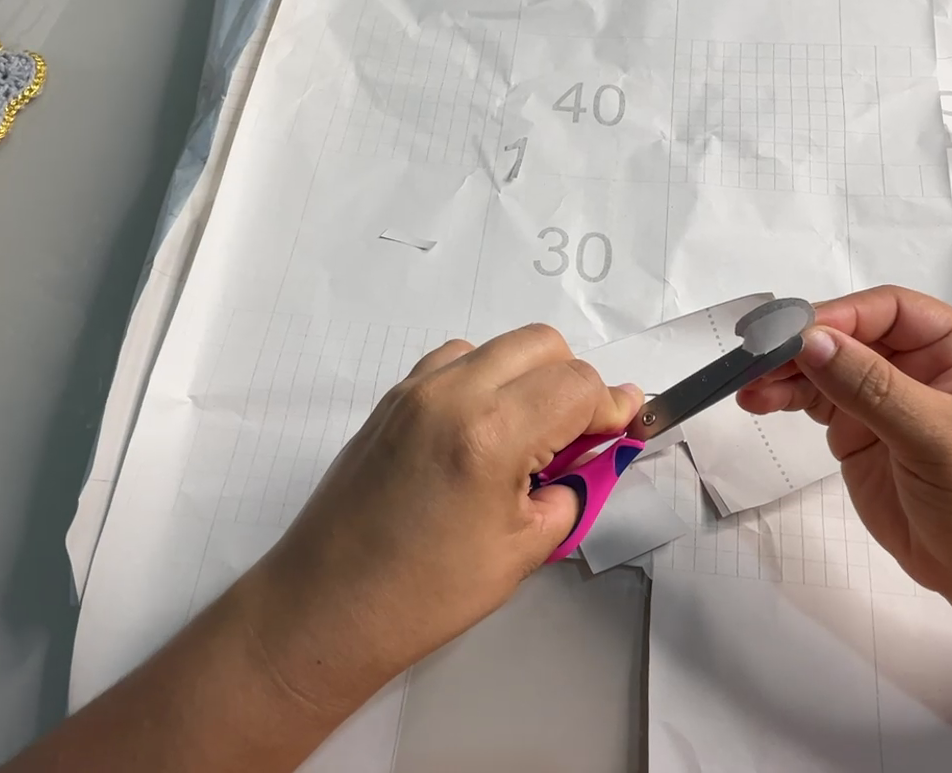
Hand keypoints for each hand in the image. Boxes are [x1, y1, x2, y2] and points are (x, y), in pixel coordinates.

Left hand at [239, 324, 642, 718]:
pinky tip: (481, 427)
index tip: (625, 427)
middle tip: (576, 436)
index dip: (611, 406)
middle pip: (544, 344)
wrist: (326, 607)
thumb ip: (574, 488)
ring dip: (528, 376)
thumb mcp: (525, 549)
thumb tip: (599, 451)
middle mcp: (453, 392)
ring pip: (500, 346)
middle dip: (573, 383)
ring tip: (525, 434)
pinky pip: (457, 360)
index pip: (578, 384)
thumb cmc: (426, 594)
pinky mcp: (393, 396)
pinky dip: (485, 378)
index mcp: (492, 433)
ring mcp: (417, 388)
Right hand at [737, 286, 951, 635]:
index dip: (841, 315)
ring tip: (747, 384)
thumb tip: (810, 340)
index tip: (792, 333)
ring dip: (785, 371)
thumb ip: (871, 386)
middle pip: (850, 334)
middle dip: (802, 343)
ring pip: (825, 366)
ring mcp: (887, 400)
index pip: (891, 311)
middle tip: (755, 355)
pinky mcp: (860, 432)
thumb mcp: (939, 439)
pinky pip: (816, 400)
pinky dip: (784, 397)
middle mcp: (921, 365)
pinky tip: (758, 401)